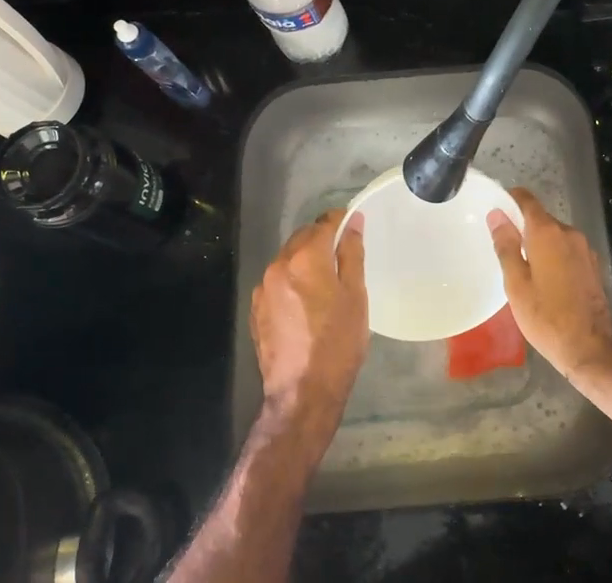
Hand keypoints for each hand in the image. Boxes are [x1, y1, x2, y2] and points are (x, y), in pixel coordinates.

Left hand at [252, 209, 367, 439]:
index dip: (340, 220)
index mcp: (305, 258)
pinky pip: (276, 283)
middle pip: (302, 239)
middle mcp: (278, 266)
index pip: (324, 223)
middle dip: (321, 240)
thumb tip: (353, 222)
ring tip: (325, 284)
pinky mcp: (256, 310)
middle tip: (343, 257)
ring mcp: (263, 289)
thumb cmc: (338, 342)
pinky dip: (291, 282)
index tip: (353, 226)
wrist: (303, 392)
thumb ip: (352, 253)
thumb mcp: (355, 296)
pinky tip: (305, 304)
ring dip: (305, 262)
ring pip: (287, 260)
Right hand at [489, 188, 611, 381]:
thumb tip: (496, 214)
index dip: (509, 199)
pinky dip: (553, 255)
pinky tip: (544, 280)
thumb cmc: (546, 316)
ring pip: (554, 235)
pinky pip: (566, 250)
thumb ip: (506, 245)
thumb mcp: (516, 283)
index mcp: (547, 232)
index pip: (526, 199)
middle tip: (502, 248)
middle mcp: (569, 233)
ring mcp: (584, 249)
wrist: (590, 347)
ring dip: (538, 244)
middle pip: (541, 218)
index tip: (494, 211)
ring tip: (521, 268)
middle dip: (522, 227)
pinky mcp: (592, 265)